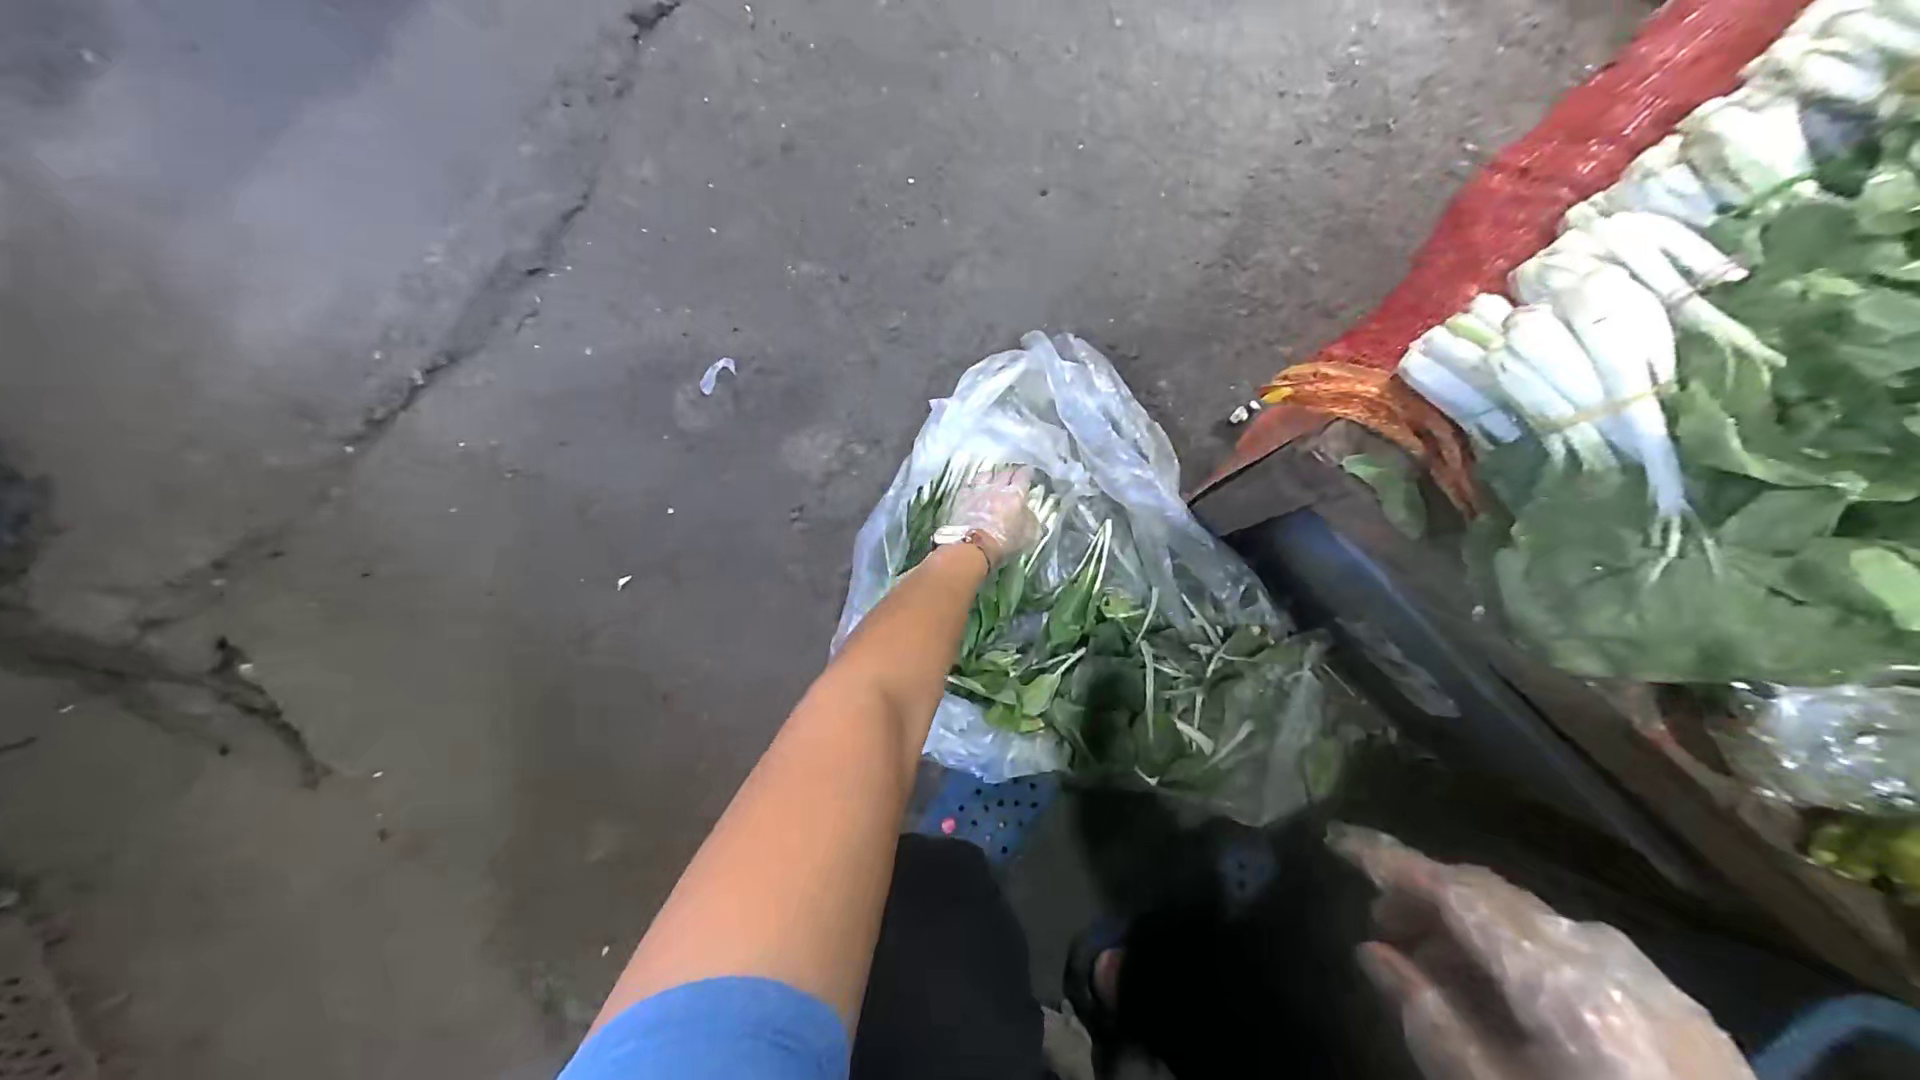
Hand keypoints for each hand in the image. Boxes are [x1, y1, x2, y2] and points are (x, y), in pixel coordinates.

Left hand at [939, 464, 1040, 567]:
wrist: (974, 546)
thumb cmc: (1004, 542)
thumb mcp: (1029, 535)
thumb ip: (1031, 519)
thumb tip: (1029, 513)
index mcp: (1016, 494)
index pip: (1024, 475)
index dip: (1028, 472)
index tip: (1030, 473)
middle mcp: (997, 487)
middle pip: (1005, 472)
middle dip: (1010, 473)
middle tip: (1013, 477)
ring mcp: (978, 491)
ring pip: (985, 474)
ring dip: (991, 476)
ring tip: (993, 479)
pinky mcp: (963, 498)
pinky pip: (969, 486)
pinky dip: (974, 487)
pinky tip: (975, 490)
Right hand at [1328, 824, 1754, 1079]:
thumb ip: (1426, 1016)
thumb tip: (1372, 951)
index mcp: (1557, 981)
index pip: (1454, 891)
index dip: (1390, 861)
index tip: (1338, 842)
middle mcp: (1602, 956)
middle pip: (1489, 893)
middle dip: (1424, 894)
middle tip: (1381, 926)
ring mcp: (1647, 977)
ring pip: (1528, 917)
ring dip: (1468, 923)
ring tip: (1435, 964)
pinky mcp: (1675, 1006)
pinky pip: (1571, 946)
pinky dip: (1516, 948)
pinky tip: (1503, 990)